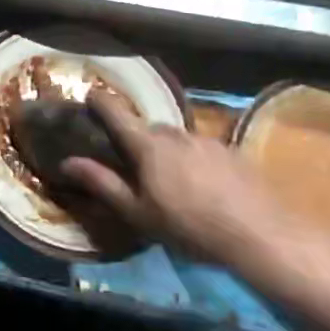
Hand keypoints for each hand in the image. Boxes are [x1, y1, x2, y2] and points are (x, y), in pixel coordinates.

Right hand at [60, 88, 288, 261]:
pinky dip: (193, 160)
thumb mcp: (138, 212)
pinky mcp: (234, 154)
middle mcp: (177, 135)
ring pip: (177, 139)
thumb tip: (67, 161)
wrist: (262, 235)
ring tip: (169, 177)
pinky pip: (202, 150)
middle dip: (136, 137)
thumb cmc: (189, 226)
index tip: (90, 95)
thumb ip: (102, 183)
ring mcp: (209, 142)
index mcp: (148, 146)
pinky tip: (201, 185)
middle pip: (149, 128)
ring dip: (167, 150)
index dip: (101, 102)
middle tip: (131, 160)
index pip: (117, 113)